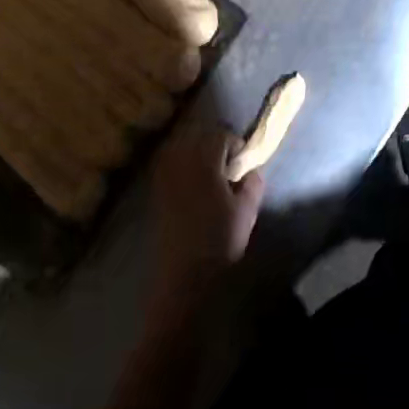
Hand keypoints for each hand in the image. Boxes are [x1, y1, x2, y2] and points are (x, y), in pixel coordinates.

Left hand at [148, 123, 263, 302]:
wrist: (185, 273)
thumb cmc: (220, 239)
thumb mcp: (248, 210)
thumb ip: (253, 183)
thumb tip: (251, 170)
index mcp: (204, 161)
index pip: (220, 135)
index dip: (235, 144)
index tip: (243, 162)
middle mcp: (180, 161)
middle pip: (196, 135)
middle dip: (214, 143)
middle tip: (228, 164)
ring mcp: (164, 175)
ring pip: (179, 147)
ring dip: (196, 151)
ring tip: (211, 171)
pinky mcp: (156, 191)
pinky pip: (168, 164)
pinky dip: (181, 165)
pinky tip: (193, 184)